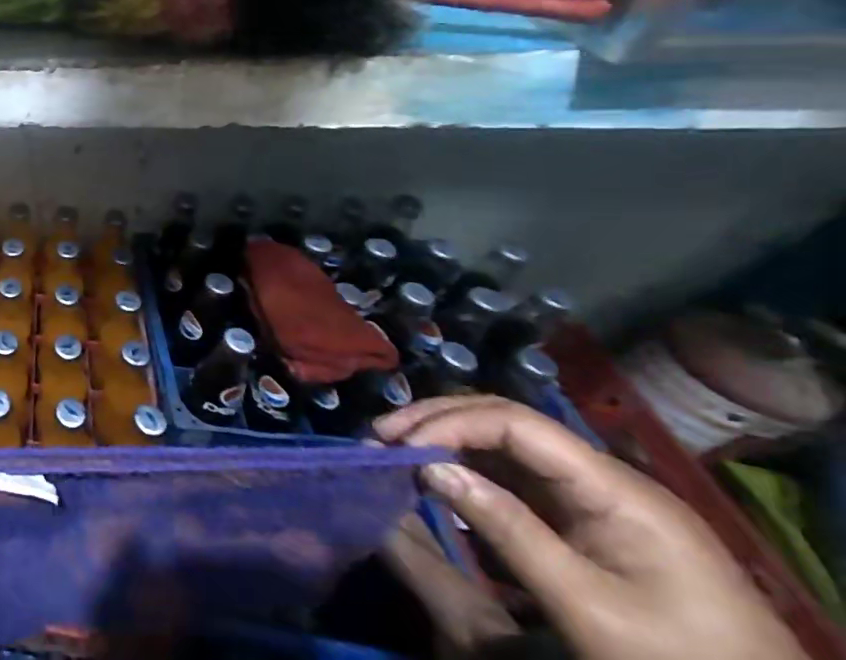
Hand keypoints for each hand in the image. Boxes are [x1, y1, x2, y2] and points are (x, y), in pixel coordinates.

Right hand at [375, 396, 803, 659]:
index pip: (515, 423)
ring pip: (506, 445)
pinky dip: (469, 470)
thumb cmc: (676, 657)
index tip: (398, 447)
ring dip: (447, 442)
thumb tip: (429, 467)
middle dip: (438, 421)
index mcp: (615, 489)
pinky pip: (517, 478)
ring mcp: (596, 498)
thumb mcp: (588, 607)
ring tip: (394, 452)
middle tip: (379, 436)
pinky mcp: (588, 520)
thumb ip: (508, 531)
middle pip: (506, 422)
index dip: (449, 423)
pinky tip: (436, 478)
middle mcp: (603, 478)